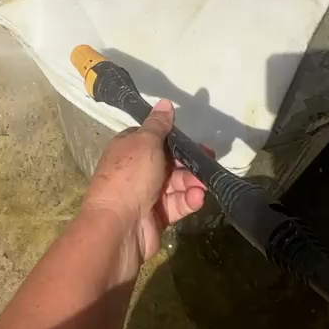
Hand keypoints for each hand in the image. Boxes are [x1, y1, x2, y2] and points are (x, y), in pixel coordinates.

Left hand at [82, 100, 206, 263]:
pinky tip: (198, 198)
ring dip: (191, 181)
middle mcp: (137, 170)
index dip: (174, 139)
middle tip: (210, 160)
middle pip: (169, 161)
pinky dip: (188, 200)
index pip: (154, 139)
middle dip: (189, 161)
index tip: (194, 140)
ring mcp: (146, 194)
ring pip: (176, 183)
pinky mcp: (157, 216)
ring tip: (204, 184)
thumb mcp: (145, 142)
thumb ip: (159, 125)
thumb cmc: (130, 176)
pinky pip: (177, 204)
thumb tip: (165, 102)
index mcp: (128, 149)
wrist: (118, 226)